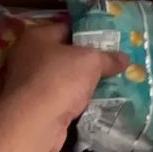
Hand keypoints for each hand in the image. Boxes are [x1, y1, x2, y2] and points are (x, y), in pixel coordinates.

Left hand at [0, 23, 125, 151]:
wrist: (36, 122)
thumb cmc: (60, 79)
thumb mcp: (91, 61)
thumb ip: (108, 58)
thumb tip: (124, 58)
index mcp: (36, 36)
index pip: (67, 29)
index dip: (89, 34)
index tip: (109, 42)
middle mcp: (27, 57)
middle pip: (64, 55)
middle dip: (87, 62)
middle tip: (112, 64)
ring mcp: (28, 83)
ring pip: (62, 79)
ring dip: (82, 84)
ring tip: (109, 84)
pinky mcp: (33, 107)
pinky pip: (60, 99)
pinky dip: (74, 102)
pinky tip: (94, 104)